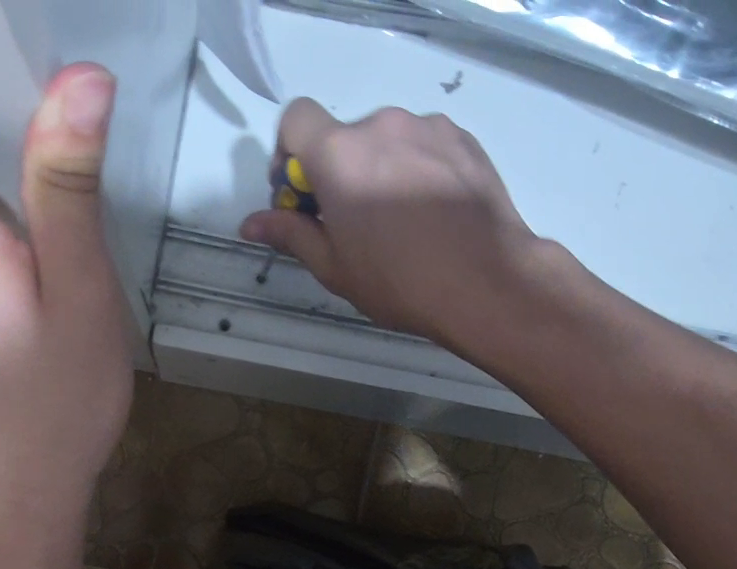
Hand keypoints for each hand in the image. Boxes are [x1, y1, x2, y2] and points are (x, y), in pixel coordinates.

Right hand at [240, 100, 584, 357]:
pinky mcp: (462, 139)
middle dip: (337, 171)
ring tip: (396, 221)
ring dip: (378, 169)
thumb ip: (291, 234)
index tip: (300, 194)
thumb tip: (250, 223)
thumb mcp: (334, 266)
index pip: (296, 119)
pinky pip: (422, 146)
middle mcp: (381, 126)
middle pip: (343, 135)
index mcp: (339, 154)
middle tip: (349, 222)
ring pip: (386, 141)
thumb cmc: (398, 281)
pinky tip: (429, 213)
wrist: (485, 282)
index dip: (289, 153)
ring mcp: (427, 128)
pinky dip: (414, 169)